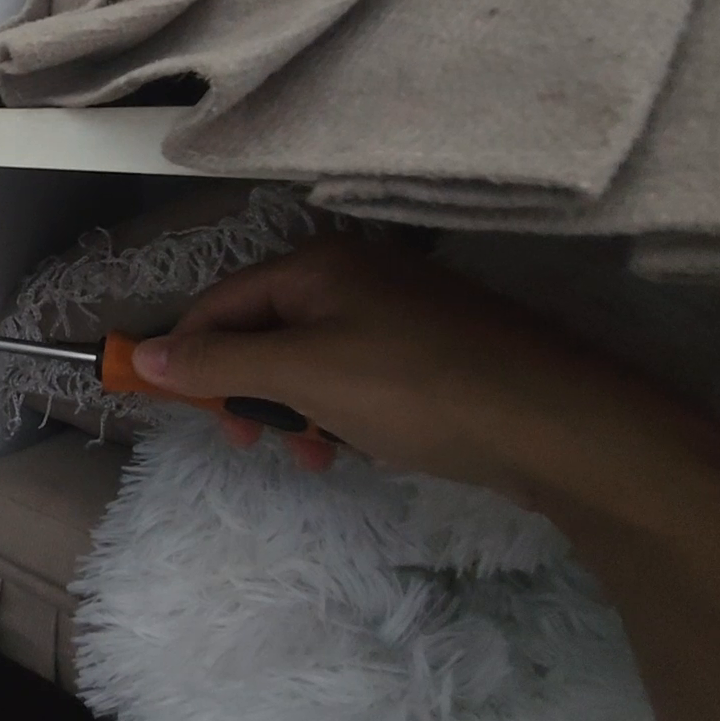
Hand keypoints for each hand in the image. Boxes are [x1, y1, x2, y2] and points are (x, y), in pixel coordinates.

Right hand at [130, 236, 694, 506]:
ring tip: (304, 454)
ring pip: (306, 358)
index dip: (186, 352)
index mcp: (316, 266)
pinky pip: (352, 372)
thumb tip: (141, 355)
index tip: (175, 403)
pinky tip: (347, 447)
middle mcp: (353, 275)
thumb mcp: (299, 377)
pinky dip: (334, 409)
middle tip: (244, 438)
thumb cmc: (417, 389)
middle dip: (243, 388)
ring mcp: (397, 310)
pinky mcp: (431, 347)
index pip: (219, 304)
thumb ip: (214, 365)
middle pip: (261, 330)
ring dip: (289, 407)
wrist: (579, 434)